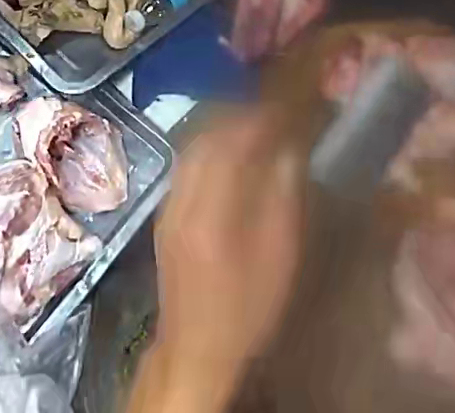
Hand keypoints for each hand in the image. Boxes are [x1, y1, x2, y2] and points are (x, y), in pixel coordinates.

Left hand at [150, 107, 304, 399]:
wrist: (195, 347)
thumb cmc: (246, 309)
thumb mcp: (278, 259)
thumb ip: (282, 199)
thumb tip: (289, 151)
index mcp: (212, 211)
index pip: (233, 145)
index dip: (259, 120)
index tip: (283, 107)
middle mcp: (183, 197)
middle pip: (207, 138)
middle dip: (238, 116)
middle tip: (269, 109)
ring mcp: (168, 202)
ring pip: (193, 146)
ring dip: (221, 127)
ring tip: (250, 122)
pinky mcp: (165, 210)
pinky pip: (185, 162)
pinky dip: (208, 145)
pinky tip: (225, 149)